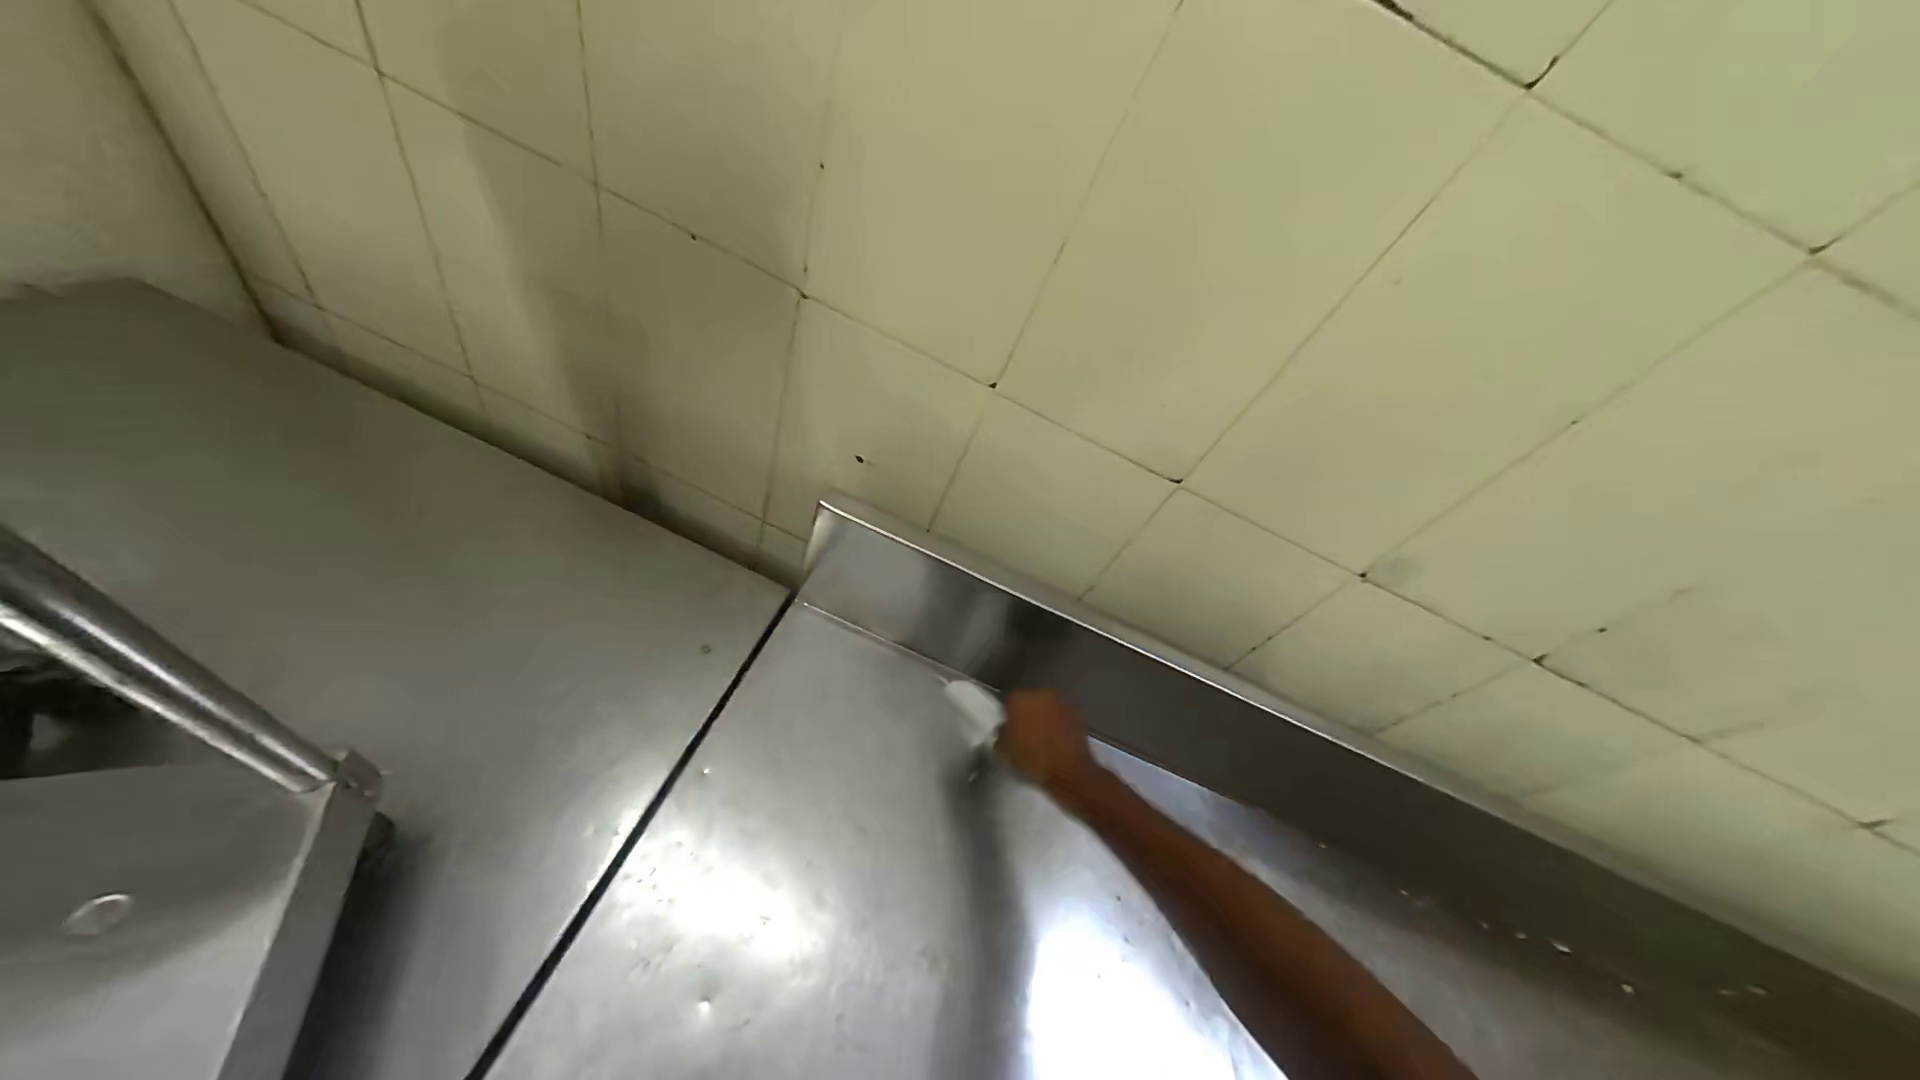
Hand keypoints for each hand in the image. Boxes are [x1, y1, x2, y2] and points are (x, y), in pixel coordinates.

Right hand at [995, 689, 1102, 799]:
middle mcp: (1040, 694)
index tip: (1008, 728)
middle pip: (1029, 700)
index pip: (1008, 701)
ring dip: (1044, 717)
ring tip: (1041, 736)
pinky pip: (1061, 715)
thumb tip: (1004, 730)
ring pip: (1047, 706)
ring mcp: (1061, 702)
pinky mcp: (1077, 714)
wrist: (1069, 771)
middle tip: (1023, 732)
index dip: (1008, 715)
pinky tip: (1056, 739)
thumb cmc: (1033, 761)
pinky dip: (1058, 723)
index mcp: (1019, 700)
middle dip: (1026, 713)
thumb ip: (1001, 735)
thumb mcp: (1005, 752)